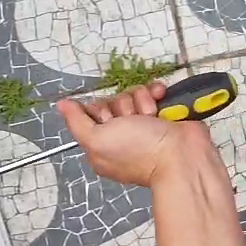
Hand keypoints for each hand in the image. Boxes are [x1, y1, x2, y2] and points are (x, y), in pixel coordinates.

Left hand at [55, 81, 214, 187]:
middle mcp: (122, 133)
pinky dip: (157, 93)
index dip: (100, 111)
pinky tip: (161, 100)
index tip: (109, 121)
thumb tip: (63, 105)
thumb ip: (76, 122)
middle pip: (113, 101)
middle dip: (123, 107)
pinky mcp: (162, 112)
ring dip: (142, 101)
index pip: (93, 112)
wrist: (182, 155)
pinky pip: (153, 91)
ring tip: (151, 118)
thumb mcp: (97, 140)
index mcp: (103, 144)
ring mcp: (144, 122)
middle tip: (133, 123)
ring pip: (133, 94)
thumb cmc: (141, 153)